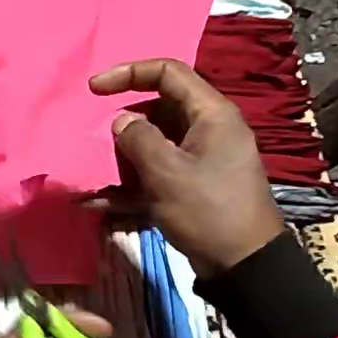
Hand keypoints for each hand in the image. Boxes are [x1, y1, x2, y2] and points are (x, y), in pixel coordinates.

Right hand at [90, 59, 283, 275]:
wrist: (243, 265)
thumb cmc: (208, 211)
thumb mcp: (167, 172)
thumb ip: (139, 139)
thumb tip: (121, 121)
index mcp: (211, 114)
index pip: (168, 73)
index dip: (129, 73)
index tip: (94, 88)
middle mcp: (207, 130)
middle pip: (158, 109)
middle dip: (123, 124)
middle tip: (97, 141)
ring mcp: (200, 159)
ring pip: (153, 144)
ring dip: (122, 158)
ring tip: (95, 175)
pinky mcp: (192, 186)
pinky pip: (156, 173)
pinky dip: (130, 184)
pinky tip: (99, 202)